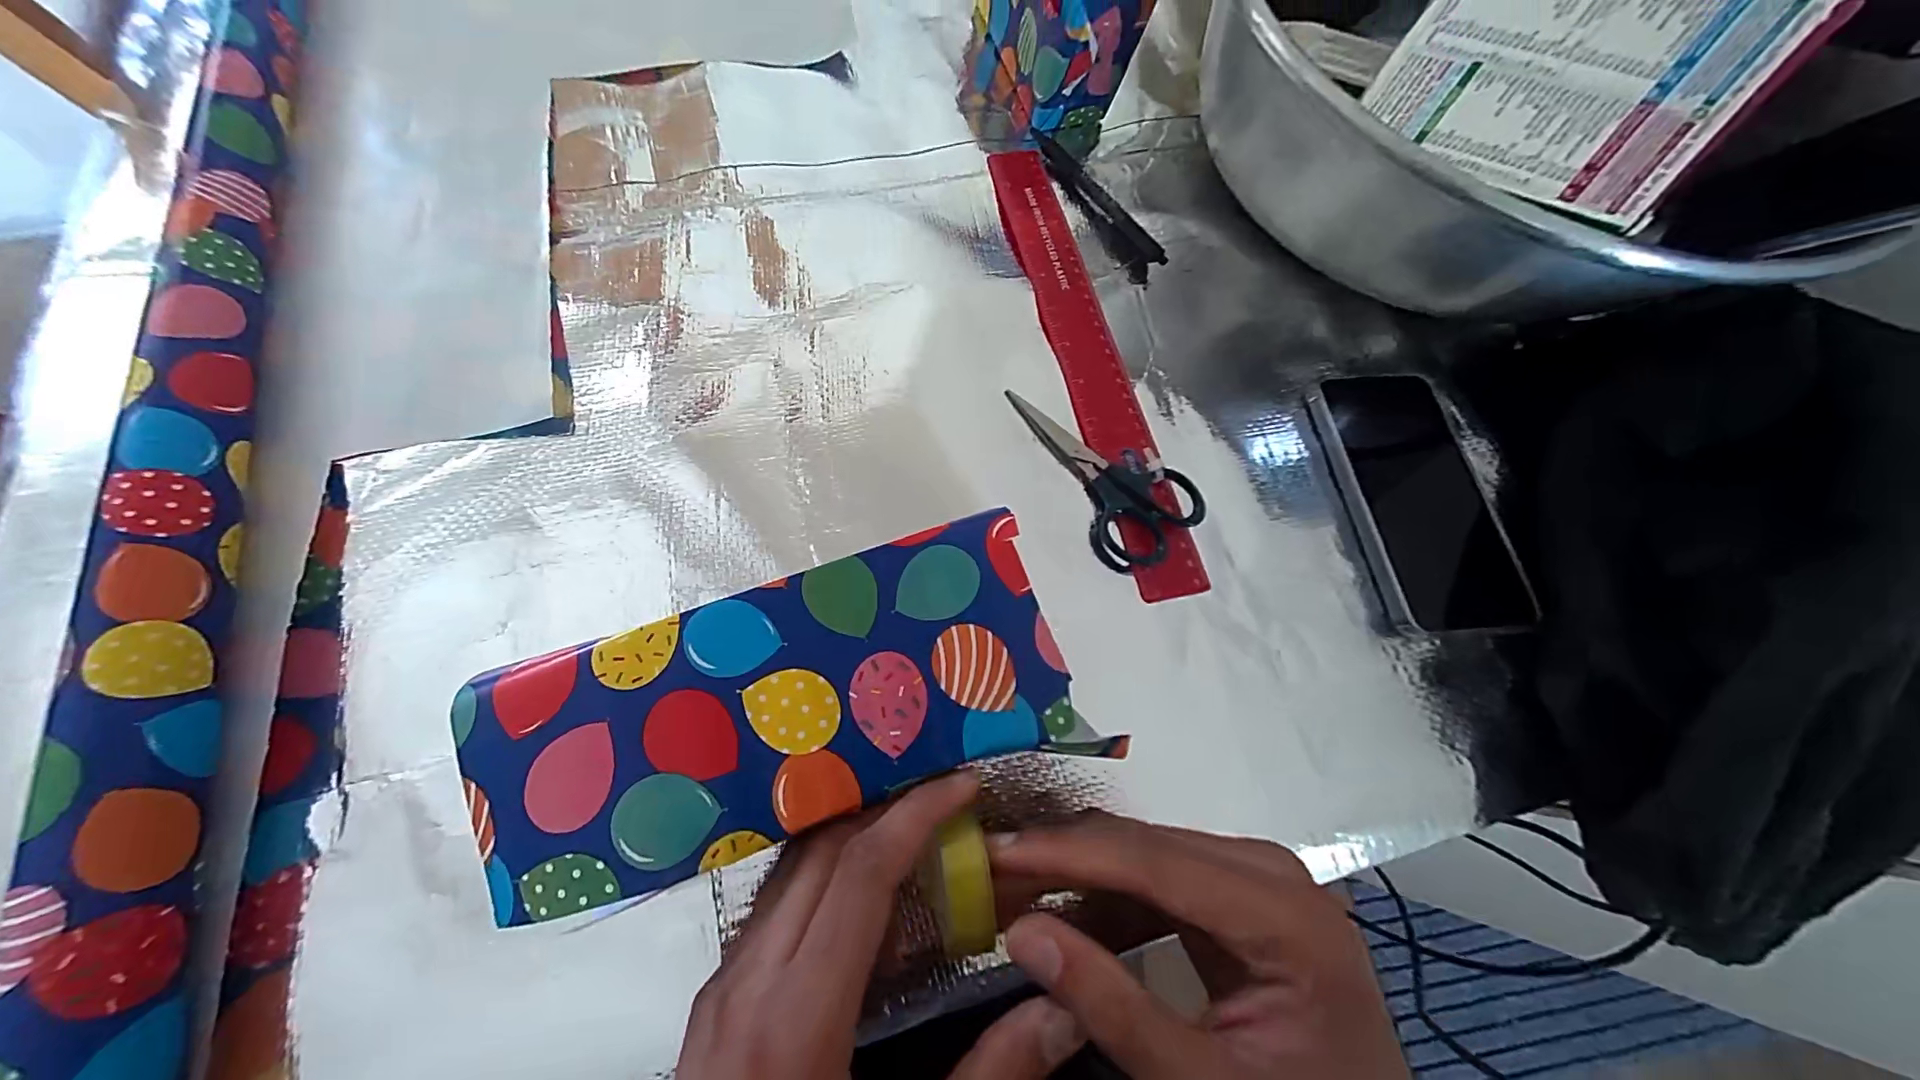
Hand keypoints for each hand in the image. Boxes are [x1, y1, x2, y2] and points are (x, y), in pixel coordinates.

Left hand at [676, 770, 1086, 1079]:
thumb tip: (1060, 1011)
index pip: (861, 873)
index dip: (917, 816)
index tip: (962, 786)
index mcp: (794, 1015)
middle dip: (888, 813)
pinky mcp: (714, 1000)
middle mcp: (747, 980)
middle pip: (822, 854)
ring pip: (792, 871)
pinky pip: (774, 907)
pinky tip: (861, 907)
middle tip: (947, 804)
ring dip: (853, 839)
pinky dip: (824, 880)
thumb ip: (987, 1076)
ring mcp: (722, 986)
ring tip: (913, 838)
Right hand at [991, 813, 1408, 1078]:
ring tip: (1014, 893)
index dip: (1064, 852)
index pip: (1152, 860)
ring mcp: (1258, 878)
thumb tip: (1021, 931)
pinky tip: (1065, 914)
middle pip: (1145, 846)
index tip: (993, 852)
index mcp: (1284, 915)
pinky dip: (1110, 898)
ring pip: (1146, 855)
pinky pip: (1163, 880)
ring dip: (1079, 875)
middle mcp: (1272, 872)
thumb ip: (1110, 1007)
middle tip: (989, 874)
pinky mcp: (1242, 894)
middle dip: (1063, 859)